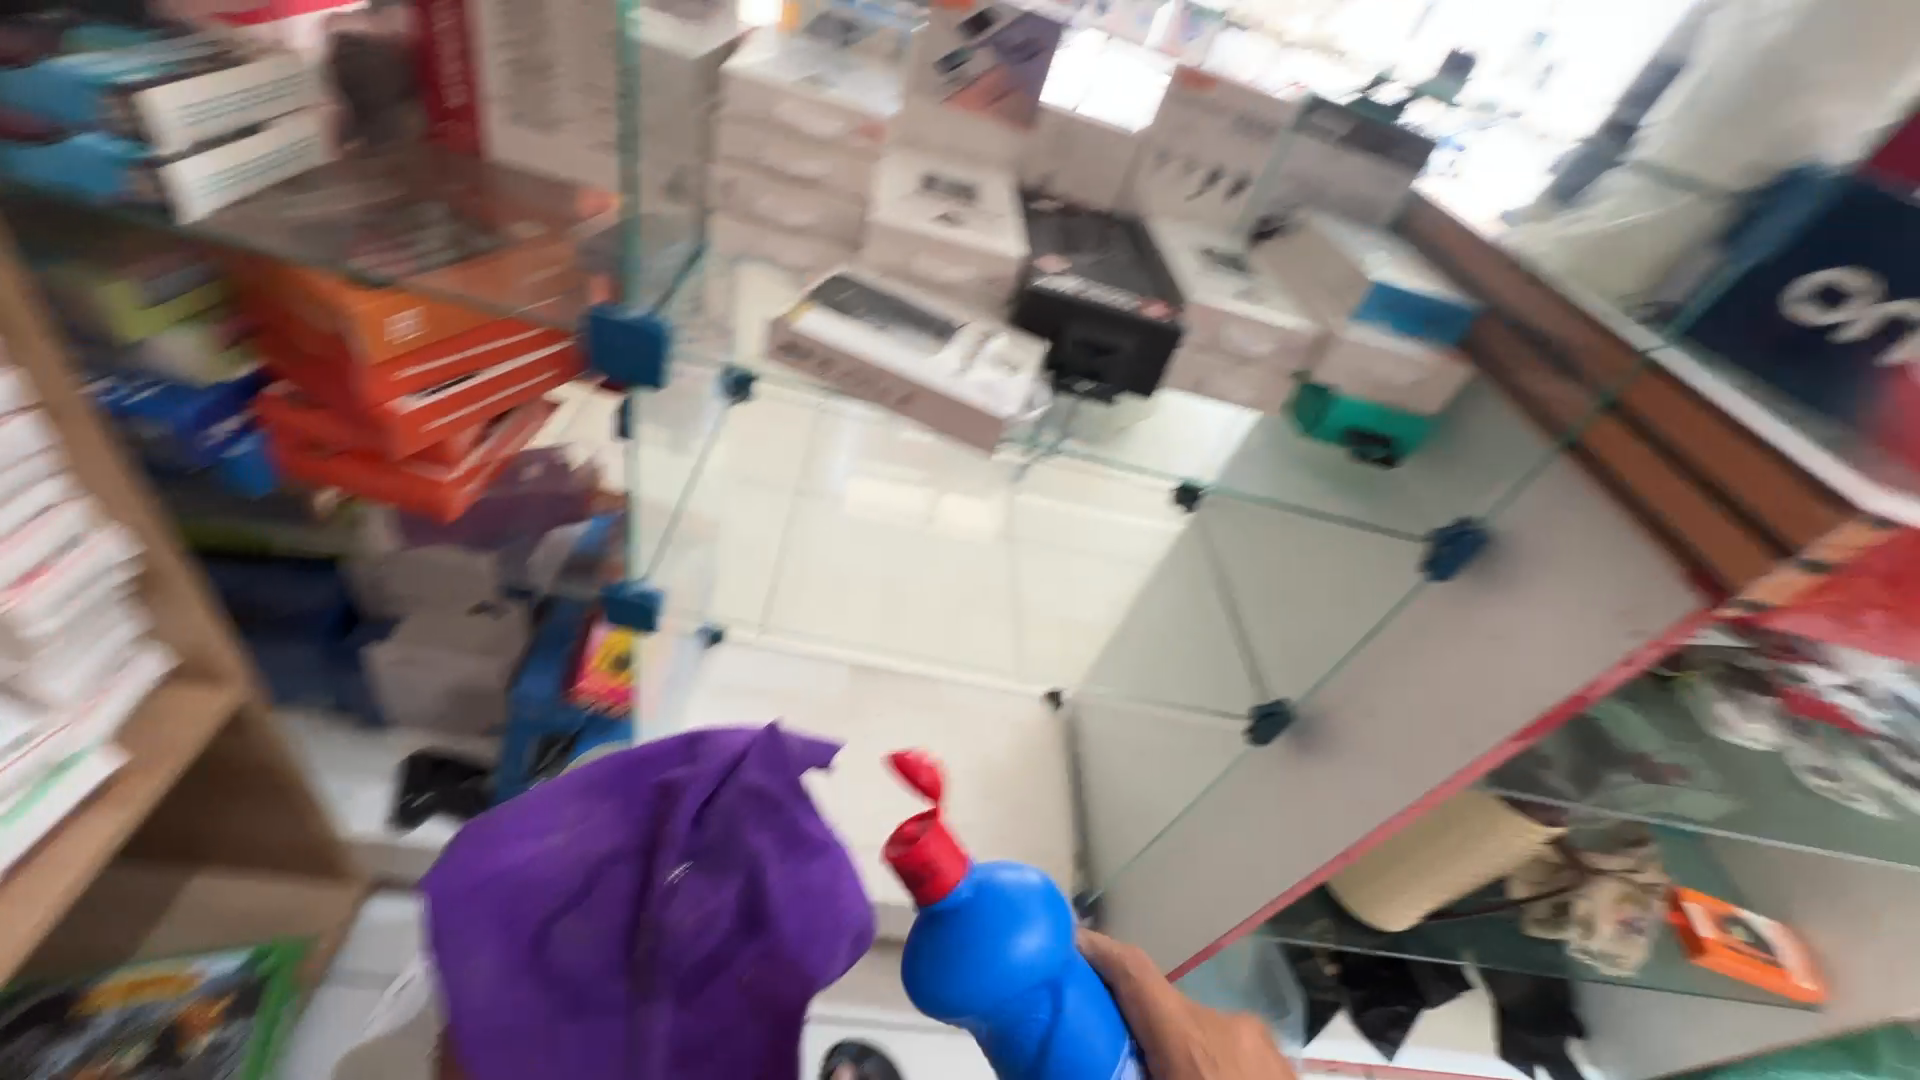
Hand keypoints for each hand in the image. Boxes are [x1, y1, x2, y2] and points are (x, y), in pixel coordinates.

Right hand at [1079, 930, 1297, 1079]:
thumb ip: (1128, 1069)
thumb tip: (1093, 1061)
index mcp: (1190, 1047)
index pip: (1135, 972)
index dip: (1098, 951)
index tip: (1066, 943)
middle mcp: (1226, 1029)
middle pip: (1162, 1004)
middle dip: (1132, 1021)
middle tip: (1105, 1049)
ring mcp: (1261, 1047)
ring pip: (1196, 1030)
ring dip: (1172, 1050)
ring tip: (1158, 1077)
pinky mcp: (1281, 1066)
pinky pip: (1227, 1052)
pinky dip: (1203, 1066)